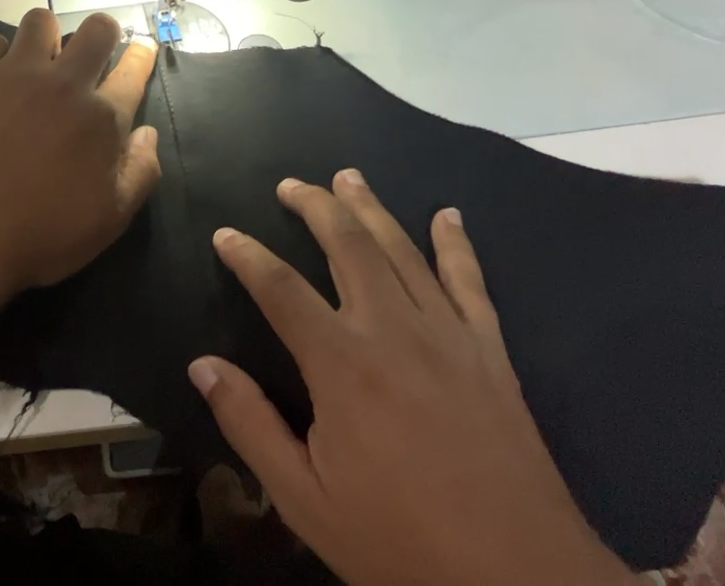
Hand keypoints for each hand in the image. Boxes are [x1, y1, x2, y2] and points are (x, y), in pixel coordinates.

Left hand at [0, 9, 160, 292]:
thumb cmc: (45, 234)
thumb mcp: (111, 218)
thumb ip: (140, 172)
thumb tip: (147, 133)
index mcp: (103, 117)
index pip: (134, 70)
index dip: (142, 56)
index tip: (142, 50)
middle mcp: (65, 84)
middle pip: (96, 29)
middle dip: (104, 33)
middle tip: (94, 53)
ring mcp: (18, 75)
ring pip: (42, 20)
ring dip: (49, 36)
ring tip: (42, 60)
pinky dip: (0, 53)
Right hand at [189, 172, 639, 585]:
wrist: (523, 581)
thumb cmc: (401, 543)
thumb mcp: (305, 499)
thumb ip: (249, 425)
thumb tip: (201, 364)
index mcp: (341, 365)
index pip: (280, 289)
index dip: (247, 255)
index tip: (225, 234)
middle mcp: (393, 331)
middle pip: (347, 246)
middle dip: (315, 207)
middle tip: (291, 184)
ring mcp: (449, 336)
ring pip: (403, 251)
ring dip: (371, 210)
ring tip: (348, 178)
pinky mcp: (491, 352)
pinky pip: (471, 283)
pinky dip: (456, 245)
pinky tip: (447, 216)